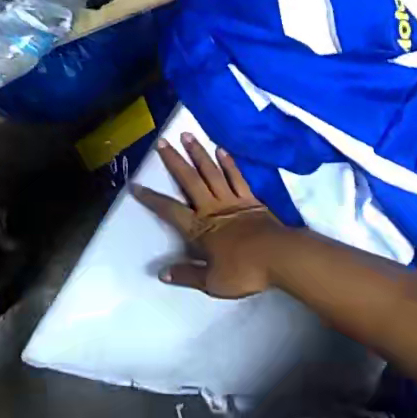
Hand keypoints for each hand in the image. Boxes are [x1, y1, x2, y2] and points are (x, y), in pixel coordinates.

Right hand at [134, 134, 287, 298]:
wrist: (280, 256)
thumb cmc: (244, 270)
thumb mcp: (212, 282)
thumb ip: (187, 274)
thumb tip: (162, 273)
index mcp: (199, 228)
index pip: (169, 210)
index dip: (151, 199)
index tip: (136, 185)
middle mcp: (212, 207)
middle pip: (189, 180)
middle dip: (174, 161)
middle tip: (162, 141)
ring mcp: (232, 199)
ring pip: (211, 172)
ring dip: (198, 153)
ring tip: (187, 135)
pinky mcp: (250, 198)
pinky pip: (236, 177)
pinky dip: (228, 163)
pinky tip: (221, 150)